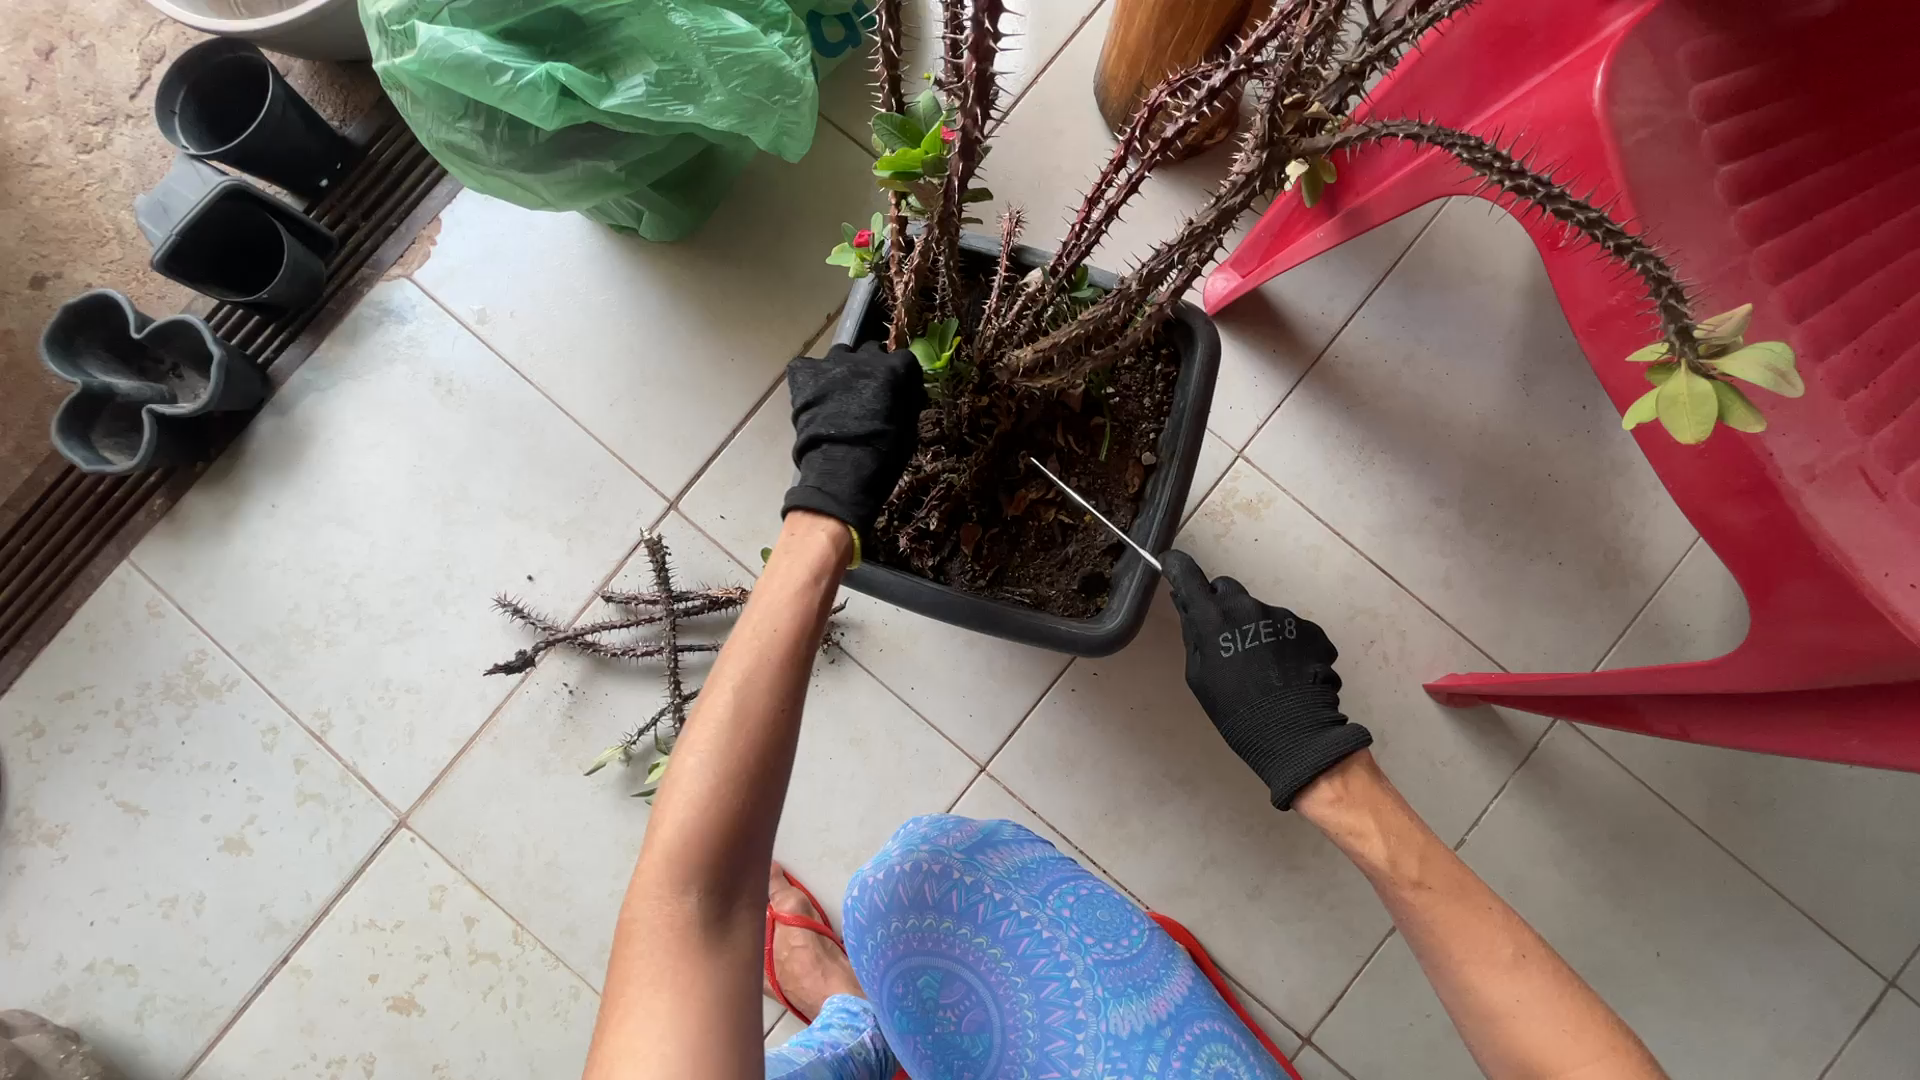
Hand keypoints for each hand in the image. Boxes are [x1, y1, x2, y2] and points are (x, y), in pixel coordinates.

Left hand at [783, 342, 925, 539]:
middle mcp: (864, 358)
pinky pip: (807, 366)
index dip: (901, 376)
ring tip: (839, 394)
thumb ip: (909, 403)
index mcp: (895, 370)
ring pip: (840, 355)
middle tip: (868, 392)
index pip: (904, 359)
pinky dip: (811, 378)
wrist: (842, 471)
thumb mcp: (909, 430)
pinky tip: (812, 397)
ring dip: (843, 369)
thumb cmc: (884, 457)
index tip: (898, 390)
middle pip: (870, 351)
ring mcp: (832, 364)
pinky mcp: (805, 374)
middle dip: (872, 368)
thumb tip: (910, 393)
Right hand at [1162, 550, 1372, 808]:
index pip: (1189, 575)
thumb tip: (1187, 604)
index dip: (1178, 567)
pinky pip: (1290, 629)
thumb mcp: (1198, 676)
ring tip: (1265, 668)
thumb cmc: (1234, 711)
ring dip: (1257, 629)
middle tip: (1225, 638)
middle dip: (1222, 606)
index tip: (1171, 564)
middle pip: (1228, 590)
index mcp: (1214, 618)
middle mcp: (1249, 607)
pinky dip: (1286, 644)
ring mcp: (1284, 616)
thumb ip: (1193, 635)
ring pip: (1261, 612)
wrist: (1295, 734)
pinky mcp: (1313, 630)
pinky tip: (1288, 673)